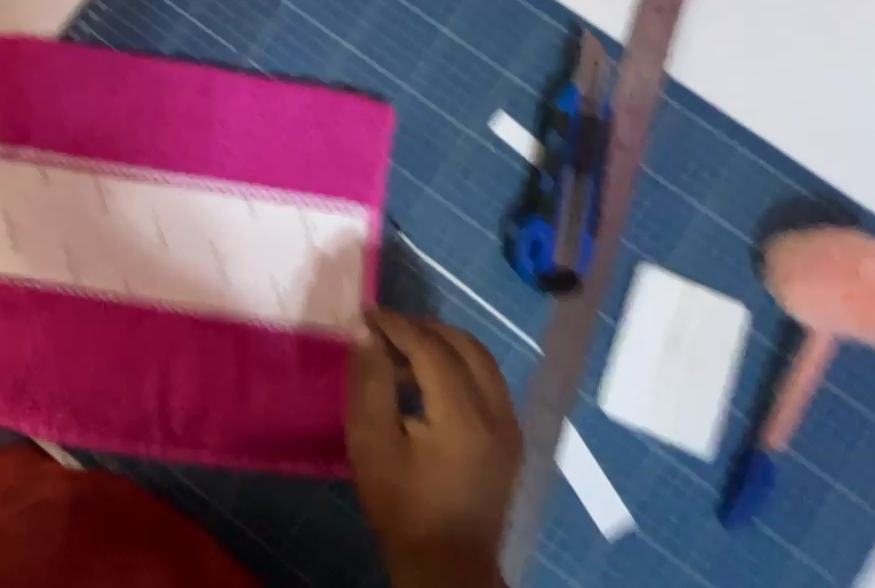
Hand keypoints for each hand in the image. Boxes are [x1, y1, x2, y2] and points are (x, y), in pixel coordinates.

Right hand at [347, 310, 521, 587]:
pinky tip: (424, 381)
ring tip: (400, 351)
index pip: (432, 349)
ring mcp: (510, 428)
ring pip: (482, 362)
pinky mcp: (509, 440)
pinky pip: (487, 383)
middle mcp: (498, 415)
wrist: (445, 563)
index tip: (365, 312)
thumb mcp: (370, 440)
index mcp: (464, 417)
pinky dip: (456, 366)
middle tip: (384, 328)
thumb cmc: (400, 502)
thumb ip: (370, 381)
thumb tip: (366, 332)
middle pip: (467, 346)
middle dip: (423, 328)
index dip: (397, 325)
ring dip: (442, 345)